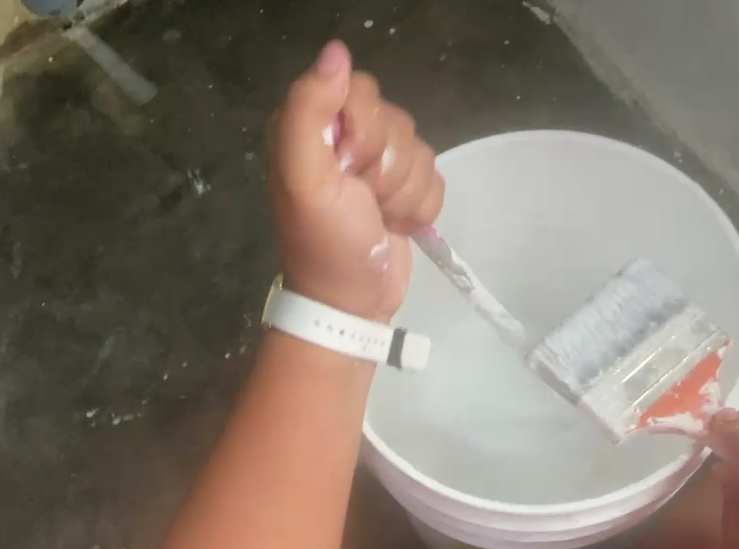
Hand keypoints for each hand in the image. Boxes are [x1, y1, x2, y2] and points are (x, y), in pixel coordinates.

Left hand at [268, 42, 444, 321]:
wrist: (352, 304)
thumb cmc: (327, 246)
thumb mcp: (304, 180)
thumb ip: (309, 110)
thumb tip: (337, 53)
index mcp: (312, 127)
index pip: (360, 90)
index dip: (366, 132)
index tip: (349, 170)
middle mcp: (344, 139)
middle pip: (396, 119)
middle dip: (387, 168)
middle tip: (364, 201)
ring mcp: (378, 167)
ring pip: (420, 149)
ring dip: (404, 194)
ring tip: (378, 219)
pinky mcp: (404, 192)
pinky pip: (434, 178)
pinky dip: (420, 209)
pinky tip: (396, 227)